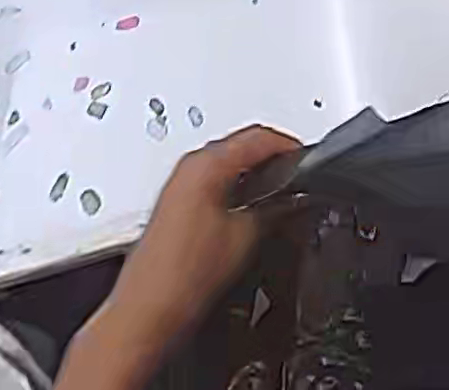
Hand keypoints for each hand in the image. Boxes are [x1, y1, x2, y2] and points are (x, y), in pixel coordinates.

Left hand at [57, 126, 300, 389]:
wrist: (145, 313)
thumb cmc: (182, 278)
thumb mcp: (245, 236)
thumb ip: (272, 206)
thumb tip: (289, 196)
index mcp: (207, 163)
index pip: (258, 136)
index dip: (287, 144)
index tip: (303, 155)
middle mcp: (189, 165)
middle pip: (241, 142)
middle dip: (271, 154)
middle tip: (295, 168)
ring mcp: (179, 181)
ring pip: (227, 158)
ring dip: (253, 167)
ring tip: (278, 186)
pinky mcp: (176, 199)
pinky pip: (213, 175)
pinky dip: (235, 181)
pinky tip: (249, 203)